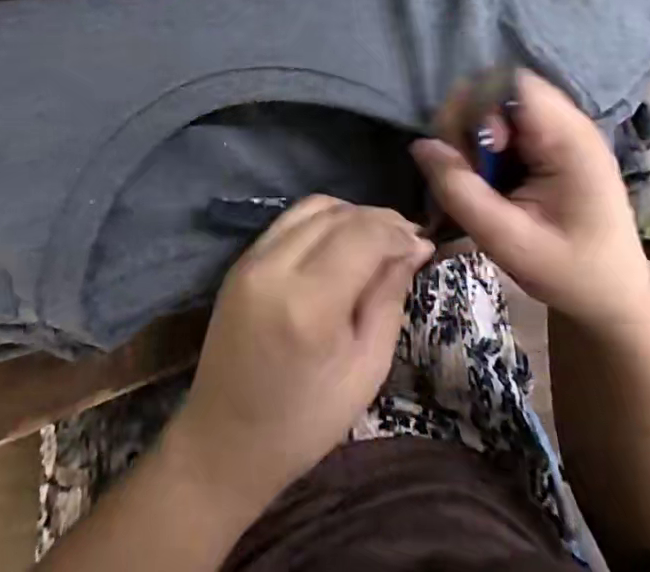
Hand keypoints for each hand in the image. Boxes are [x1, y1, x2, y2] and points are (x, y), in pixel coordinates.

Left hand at [166, 195, 432, 496]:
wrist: (226, 441)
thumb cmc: (307, 420)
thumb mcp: (367, 367)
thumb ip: (389, 298)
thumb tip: (414, 248)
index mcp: (309, 303)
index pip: (364, 235)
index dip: (399, 234)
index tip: (423, 247)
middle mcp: (274, 268)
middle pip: (338, 215)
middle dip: (380, 220)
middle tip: (408, 241)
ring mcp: (250, 261)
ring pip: (312, 208)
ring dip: (351, 214)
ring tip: (377, 239)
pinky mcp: (239, 263)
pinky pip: (289, 221)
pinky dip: (322, 222)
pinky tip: (341, 243)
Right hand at [409, 70, 649, 331]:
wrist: (613, 299)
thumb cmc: (569, 273)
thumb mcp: (507, 241)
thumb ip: (461, 191)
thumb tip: (421, 145)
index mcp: (569, 139)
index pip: (512, 84)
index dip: (479, 108)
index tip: (471, 154)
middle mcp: (568, 125)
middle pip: (501, 90)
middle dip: (470, 124)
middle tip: (466, 171)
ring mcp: (562, 134)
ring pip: (499, 108)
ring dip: (475, 137)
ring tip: (477, 180)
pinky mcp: (553, 148)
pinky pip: (508, 127)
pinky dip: (487, 148)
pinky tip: (489, 182)